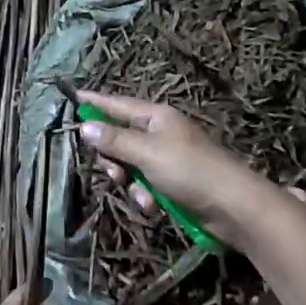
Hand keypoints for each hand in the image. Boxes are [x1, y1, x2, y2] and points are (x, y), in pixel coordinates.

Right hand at [74, 90, 284, 248]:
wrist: (234, 206)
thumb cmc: (190, 171)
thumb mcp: (147, 153)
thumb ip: (114, 140)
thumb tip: (85, 126)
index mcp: (155, 117)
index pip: (116, 104)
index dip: (94, 102)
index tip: (72, 97)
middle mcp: (159, 133)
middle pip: (119, 139)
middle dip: (113, 159)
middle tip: (115, 174)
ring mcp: (166, 157)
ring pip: (129, 165)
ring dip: (130, 183)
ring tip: (142, 197)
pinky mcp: (172, 181)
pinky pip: (144, 183)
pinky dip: (145, 196)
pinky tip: (153, 207)